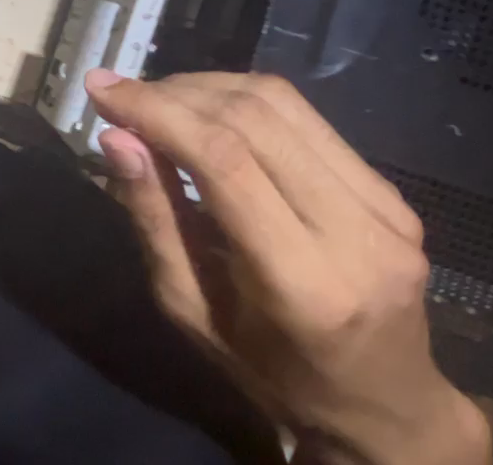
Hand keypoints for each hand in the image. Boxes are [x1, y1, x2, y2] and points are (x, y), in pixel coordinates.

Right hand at [85, 70, 488, 464]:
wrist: (386, 406)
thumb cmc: (269, 372)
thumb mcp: (190, 310)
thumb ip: (154, 219)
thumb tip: (115, 137)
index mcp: (304, 283)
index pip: (224, 161)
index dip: (156, 112)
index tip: (100, 90)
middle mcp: (358, 234)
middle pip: (253, 121)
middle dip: (172, 93)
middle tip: (119, 93)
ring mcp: (385, 208)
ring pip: (281, 104)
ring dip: (204, 87)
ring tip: (156, 99)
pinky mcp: (392, 191)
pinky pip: (306, 119)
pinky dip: (241, 101)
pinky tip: (205, 112)